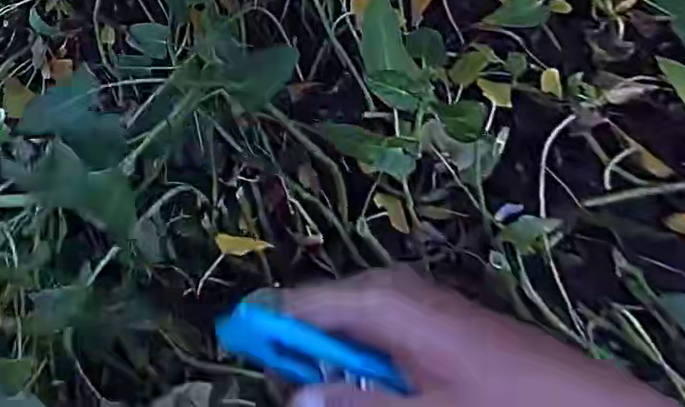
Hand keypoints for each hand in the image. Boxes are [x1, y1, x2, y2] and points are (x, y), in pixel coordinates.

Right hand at [280, 266, 673, 406]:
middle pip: (326, 316)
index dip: (271, 328)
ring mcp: (418, 303)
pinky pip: (385, 337)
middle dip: (311, 355)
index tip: (245, 351)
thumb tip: (296, 396)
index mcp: (380, 300)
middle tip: (307, 397)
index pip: (301, 304)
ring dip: (346, 367)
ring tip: (348, 398)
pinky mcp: (439, 322)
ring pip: (355, 331)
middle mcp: (392, 289)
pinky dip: (376, 368)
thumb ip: (356, 405)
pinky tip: (391, 397)